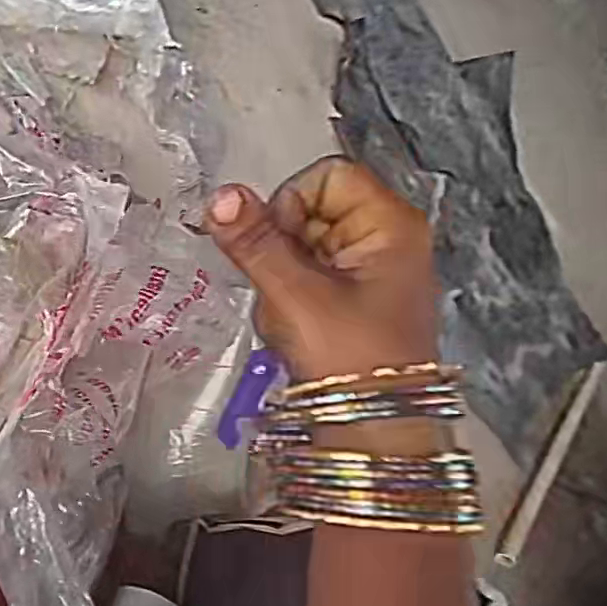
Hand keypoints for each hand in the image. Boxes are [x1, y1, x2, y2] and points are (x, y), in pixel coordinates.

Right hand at [203, 157, 437, 381]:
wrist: (371, 429)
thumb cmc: (345, 356)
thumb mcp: (295, 295)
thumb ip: (255, 243)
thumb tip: (218, 196)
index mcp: (388, 223)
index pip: (325, 176)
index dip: (289, 204)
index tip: (276, 247)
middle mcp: (383, 238)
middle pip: (310, 212)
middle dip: (281, 251)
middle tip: (282, 291)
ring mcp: (366, 272)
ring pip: (299, 249)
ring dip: (279, 281)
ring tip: (290, 316)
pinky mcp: (349, 300)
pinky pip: (303, 280)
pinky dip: (287, 300)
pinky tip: (292, 328)